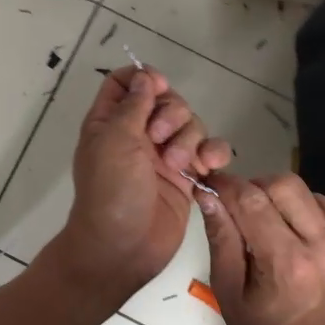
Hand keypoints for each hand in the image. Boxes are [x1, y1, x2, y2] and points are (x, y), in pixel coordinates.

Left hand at [47, 67, 232, 301]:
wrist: (123, 247)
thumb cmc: (110, 192)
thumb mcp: (114, 140)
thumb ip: (132, 105)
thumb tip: (144, 77)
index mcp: (110, 123)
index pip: (125, 83)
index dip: (144, 79)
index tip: (157, 89)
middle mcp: (137, 136)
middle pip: (167, 101)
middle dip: (172, 114)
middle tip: (160, 139)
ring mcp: (164, 157)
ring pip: (191, 125)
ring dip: (190, 139)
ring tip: (179, 166)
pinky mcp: (187, 178)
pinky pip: (209, 153)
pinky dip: (214, 153)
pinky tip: (209, 166)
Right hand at [200, 172, 324, 324]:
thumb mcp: (228, 289)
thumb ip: (220, 238)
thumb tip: (207, 195)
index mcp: (286, 263)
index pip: (252, 202)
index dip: (227, 186)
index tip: (209, 183)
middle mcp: (322, 245)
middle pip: (282, 184)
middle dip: (252, 186)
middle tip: (235, 205)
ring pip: (301, 188)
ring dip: (273, 194)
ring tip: (259, 219)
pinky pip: (318, 202)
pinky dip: (295, 205)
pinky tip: (284, 228)